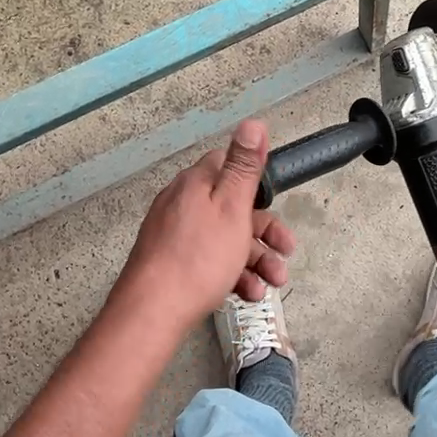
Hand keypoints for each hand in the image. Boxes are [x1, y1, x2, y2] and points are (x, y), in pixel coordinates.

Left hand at [116, 120, 296, 328]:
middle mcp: (181, 202)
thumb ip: (244, 166)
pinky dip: (231, 273)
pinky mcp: (169, 263)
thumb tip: (253, 123)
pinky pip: (208, 259)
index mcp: (196, 183)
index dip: (255, 183)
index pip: (228, 165)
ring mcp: (173, 234)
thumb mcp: (232, 207)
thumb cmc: (198, 258)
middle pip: (231, 206)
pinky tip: (248, 294)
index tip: (273, 203)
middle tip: (286, 252)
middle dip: (264, 231)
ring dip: (254, 258)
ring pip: (223, 237)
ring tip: (273, 283)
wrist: (151, 314)